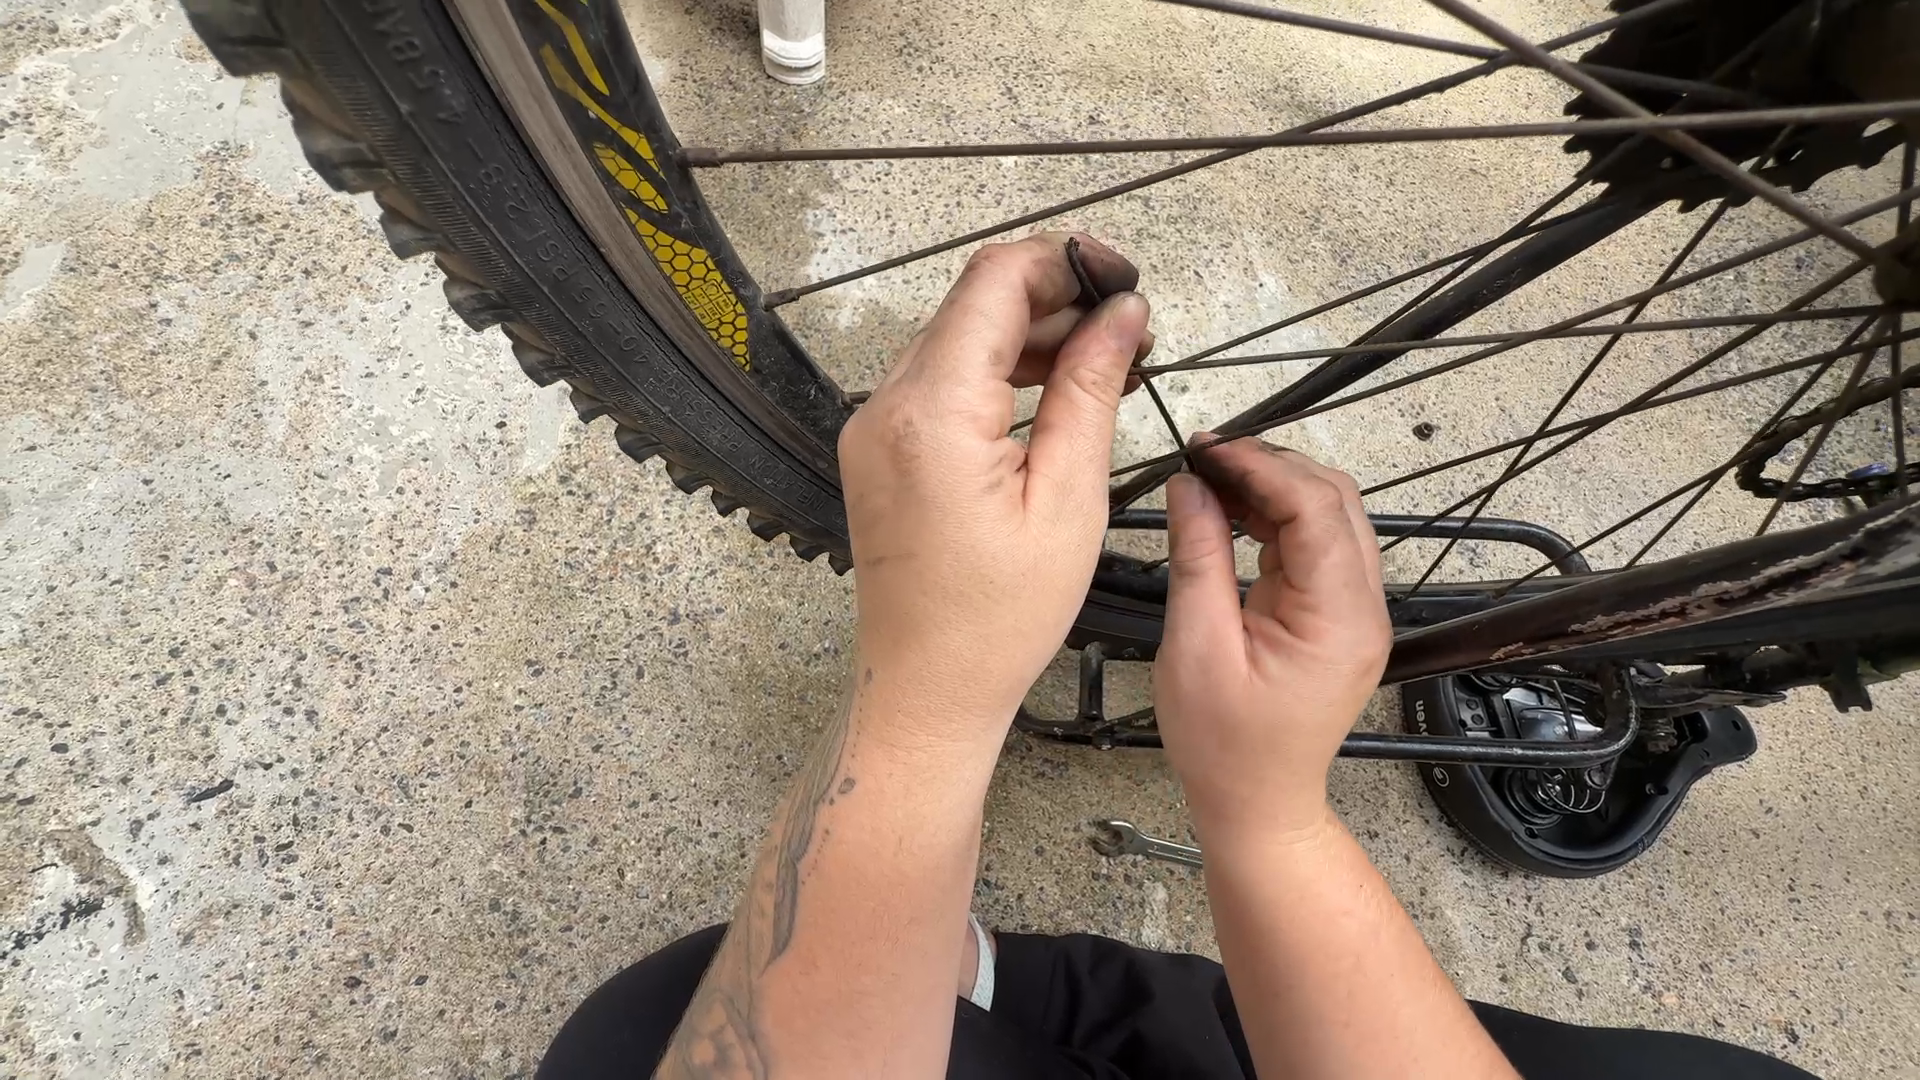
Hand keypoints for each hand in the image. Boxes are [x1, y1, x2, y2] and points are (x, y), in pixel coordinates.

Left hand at [838, 233, 1151, 736]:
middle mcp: (885, 407)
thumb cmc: (999, 618)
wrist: (926, 687)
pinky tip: (1045, 393)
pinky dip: (993, 376)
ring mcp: (871, 428)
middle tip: (1126, 330)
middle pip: (972, 306)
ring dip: (1026, 338)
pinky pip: (938, 385)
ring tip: (1099, 363)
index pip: (994, 282)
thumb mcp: (1068, 500)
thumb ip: (1090, 390)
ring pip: (955, 341)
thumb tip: (1120, 315)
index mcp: (932, 414)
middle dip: (1053, 300)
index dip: (1064, 263)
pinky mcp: (877, 451)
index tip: (1121, 279)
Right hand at [1152, 438, 1390, 843]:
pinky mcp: (1335, 616)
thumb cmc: (1221, 740)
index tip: (1205, 448)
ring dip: (1272, 487)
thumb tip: (1188, 486)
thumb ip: (1197, 556)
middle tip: (1203, 456)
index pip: (1314, 508)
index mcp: (1338, 617)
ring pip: (1328, 517)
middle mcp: (1363, 607)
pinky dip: (1274, 519)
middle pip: (1333, 502)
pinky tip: (1231, 511)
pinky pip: (1313, 547)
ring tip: (1210, 477)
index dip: (1260, 465)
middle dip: (1269, 466)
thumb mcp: (1195, 644)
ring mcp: (1354, 611)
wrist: (1256, 801)